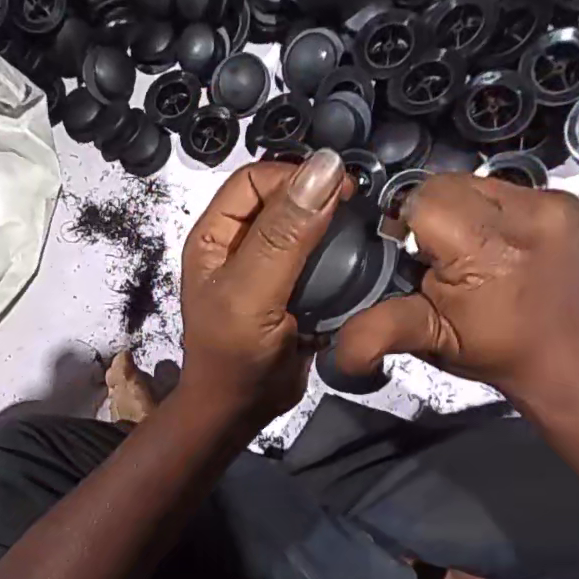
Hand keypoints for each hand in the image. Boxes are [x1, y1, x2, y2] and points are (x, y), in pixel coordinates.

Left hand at [178, 149, 349, 423]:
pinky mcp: (293, 290)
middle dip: (319, 198)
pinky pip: (319, 260)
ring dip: (332, 227)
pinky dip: (338, 257)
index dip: (295, 176)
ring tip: (363, 232)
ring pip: (304, 228)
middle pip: (282, 199)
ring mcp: (267, 268)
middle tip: (357, 209)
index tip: (339, 189)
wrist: (241, 410)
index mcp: (215, 236)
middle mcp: (239, 245)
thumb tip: (325, 168)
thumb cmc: (234, 354)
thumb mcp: (251, 291)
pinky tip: (357, 261)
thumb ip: (284, 234)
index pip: (255, 180)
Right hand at [334, 174, 578, 405]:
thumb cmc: (499, 350)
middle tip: (436, 257)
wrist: (567, 355)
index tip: (411, 254)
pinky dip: (487, 210)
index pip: (423, 198)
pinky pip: (503, 187)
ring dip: (458, 210)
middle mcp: (524, 217)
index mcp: (485, 252)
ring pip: (473, 180)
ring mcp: (548, 204)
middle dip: (430, 215)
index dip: (406, 222)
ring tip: (466, 251)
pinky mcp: (562, 200)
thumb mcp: (428, 341)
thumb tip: (340, 349)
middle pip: (446, 183)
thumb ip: (380, 331)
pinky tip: (491, 242)